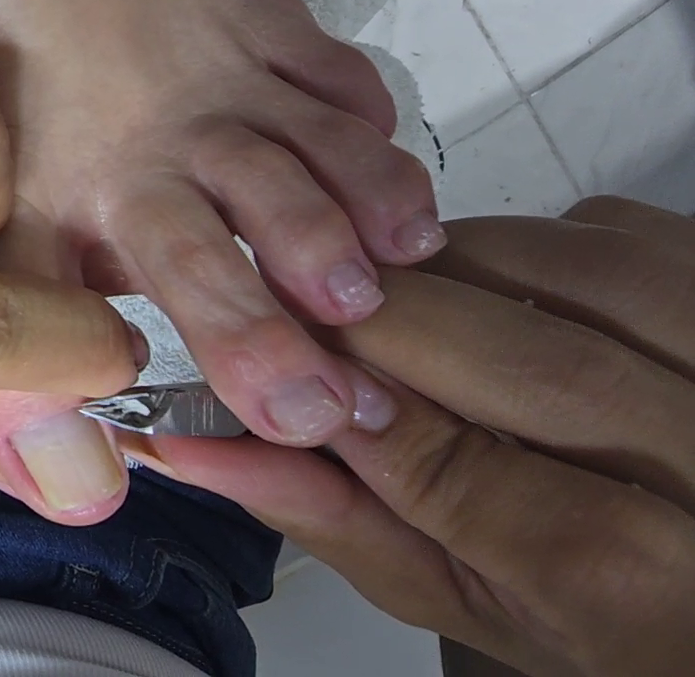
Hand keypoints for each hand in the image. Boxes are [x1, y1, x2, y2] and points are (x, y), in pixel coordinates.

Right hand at [142, 197, 694, 676]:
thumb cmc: (592, 600)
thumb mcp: (447, 590)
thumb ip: (322, 512)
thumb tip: (188, 446)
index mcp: (652, 602)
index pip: (472, 482)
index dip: (356, 411)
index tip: (290, 378)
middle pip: (540, 370)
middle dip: (392, 324)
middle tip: (316, 315)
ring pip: (585, 275)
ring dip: (453, 269)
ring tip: (398, 299)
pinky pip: (625, 235)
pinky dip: (530, 239)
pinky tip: (491, 285)